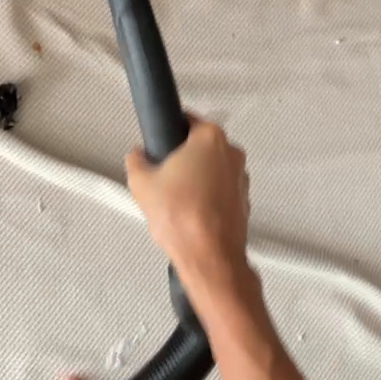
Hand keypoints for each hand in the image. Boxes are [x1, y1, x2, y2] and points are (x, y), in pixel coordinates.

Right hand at [124, 118, 251, 292]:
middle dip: (182, 159)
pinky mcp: (244, 201)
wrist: (209, 258)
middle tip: (163, 177)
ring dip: (195, 180)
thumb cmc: (183, 218)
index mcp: (210, 137)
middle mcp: (231, 153)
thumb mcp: (141, 183)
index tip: (161, 144)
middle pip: (199, 147)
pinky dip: (207, 199)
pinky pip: (220, 192)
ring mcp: (241, 178)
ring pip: (211, 170)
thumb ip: (136, 160)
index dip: (169, 134)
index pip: (187, 121)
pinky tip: (189, 214)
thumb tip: (137, 157)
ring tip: (175, 201)